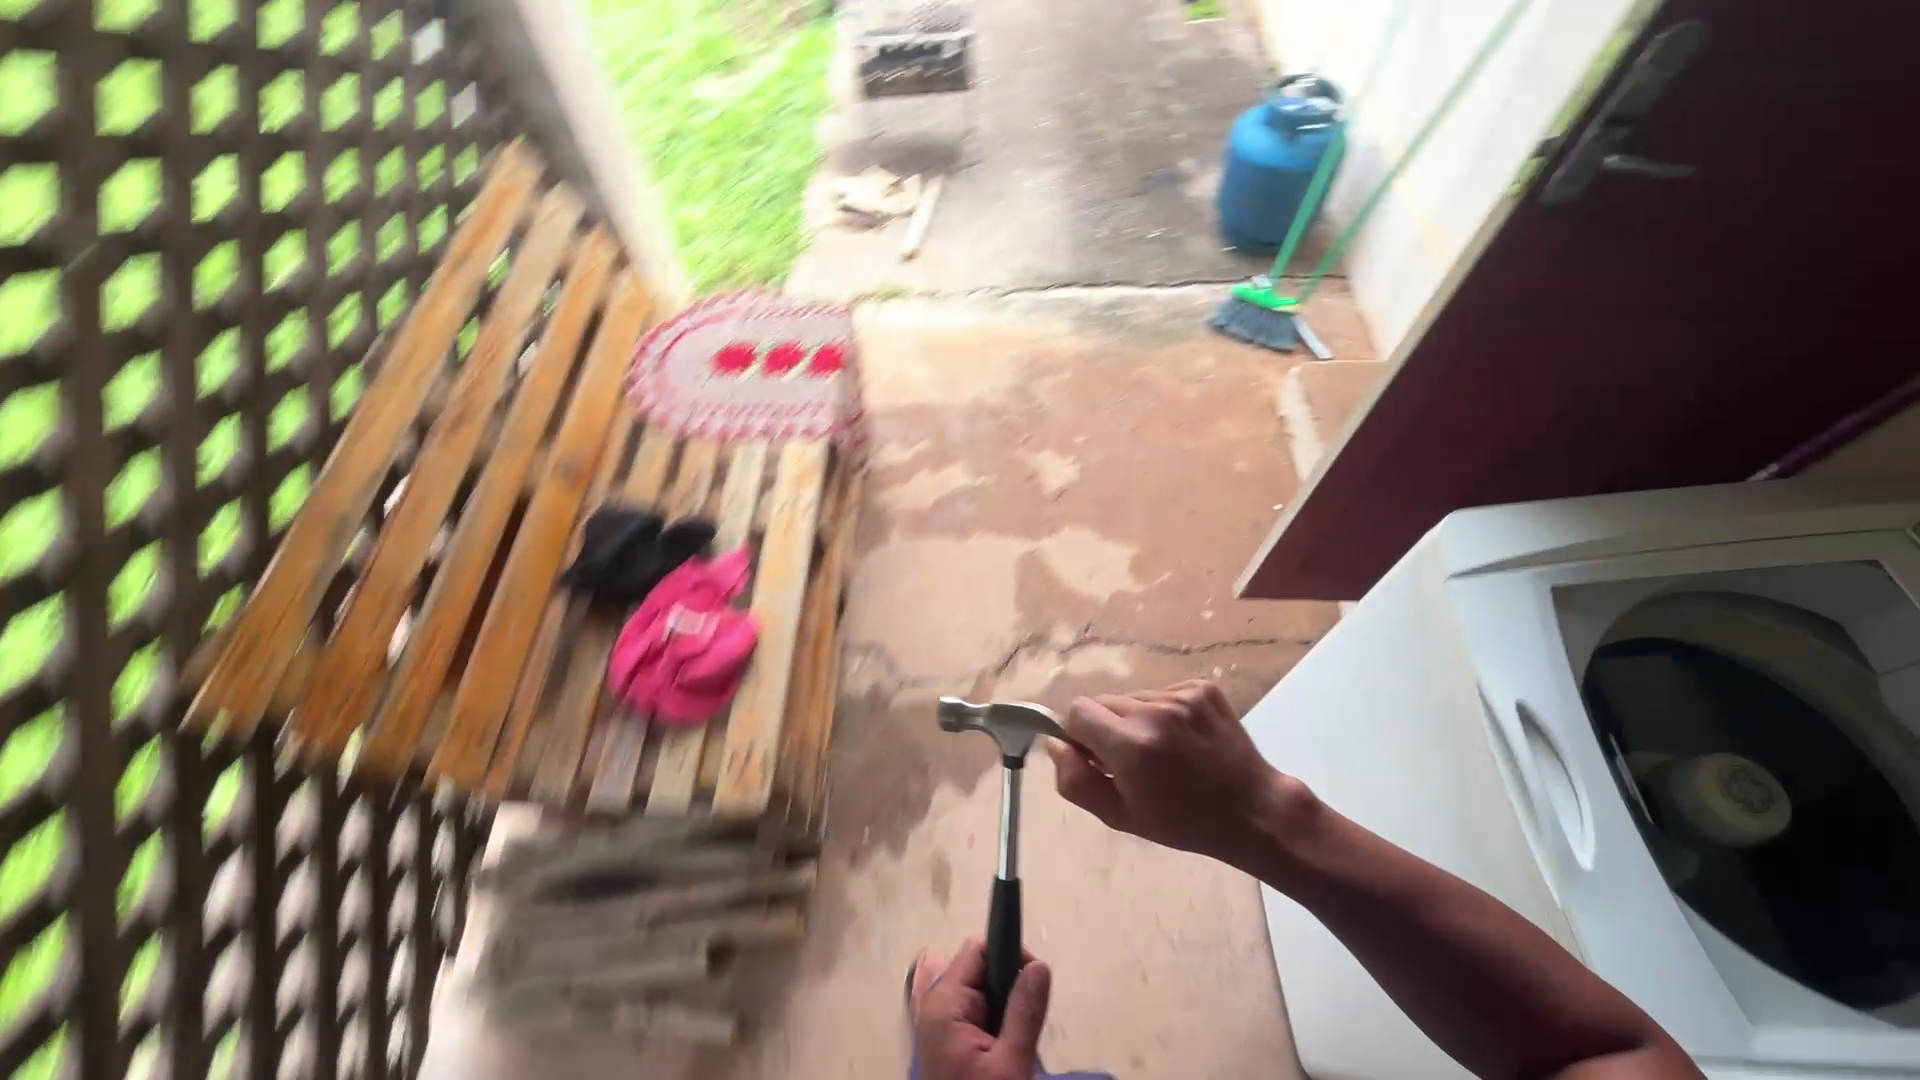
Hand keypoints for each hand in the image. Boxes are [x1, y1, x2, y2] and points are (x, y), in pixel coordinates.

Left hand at [912, 938, 1051, 1079]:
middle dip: (1006, 985)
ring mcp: (935, 1024)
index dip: (1010, 955)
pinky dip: (987, 1016)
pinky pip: (968, 1012)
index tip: (1035, 981)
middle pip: (977, 968)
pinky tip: (999, 1035)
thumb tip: (1039, 965)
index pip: (978, 950)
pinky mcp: (942, 1042)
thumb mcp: (1010, 1064)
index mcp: (945, 1002)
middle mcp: (934, 1005)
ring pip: (975, 991)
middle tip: (1026, 1020)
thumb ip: (1025, 1012)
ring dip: (999, 1005)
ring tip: (1014, 1037)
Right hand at [1048, 680, 1310, 867]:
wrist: (1253, 809)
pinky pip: (1161, 692)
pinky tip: (1181, 740)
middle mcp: (1154, 712)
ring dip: (1134, 719)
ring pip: (1132, 697)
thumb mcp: (1120, 817)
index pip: (1077, 711)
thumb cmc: (1182, 822)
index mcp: (1131, 746)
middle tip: (1129, 761)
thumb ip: (1075, 781)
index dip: (1079, 735)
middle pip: (1103, 702)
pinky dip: (1161, 713)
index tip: (1095, 758)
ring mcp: (1181, 696)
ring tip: (1161, 752)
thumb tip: (1054, 744)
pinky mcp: (1202, 687)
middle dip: (1106, 728)